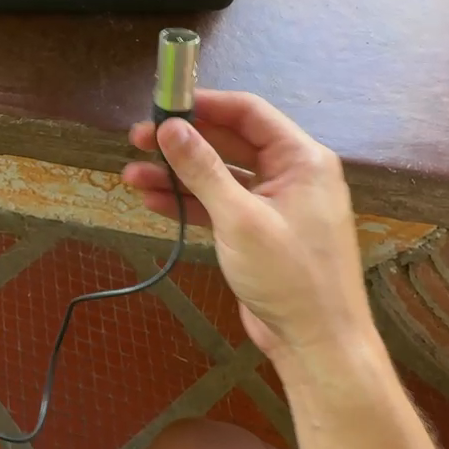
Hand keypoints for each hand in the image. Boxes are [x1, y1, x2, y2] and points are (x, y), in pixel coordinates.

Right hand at [123, 91, 378, 376]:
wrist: (316, 345)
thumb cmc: (289, 275)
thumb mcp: (239, 218)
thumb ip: (202, 168)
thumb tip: (169, 127)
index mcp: (301, 159)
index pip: (248, 113)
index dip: (204, 105)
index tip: (162, 103)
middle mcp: (289, 174)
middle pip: (228, 142)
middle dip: (182, 142)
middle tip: (137, 139)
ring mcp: (272, 204)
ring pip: (218, 175)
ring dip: (177, 175)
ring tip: (132, 174)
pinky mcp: (256, 231)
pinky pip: (218, 204)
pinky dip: (187, 202)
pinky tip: (151, 201)